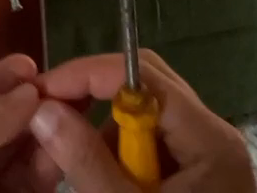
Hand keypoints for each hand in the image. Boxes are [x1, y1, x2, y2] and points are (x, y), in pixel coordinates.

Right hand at [30, 50, 255, 191]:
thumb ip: (86, 162)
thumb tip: (43, 109)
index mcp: (210, 140)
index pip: (141, 75)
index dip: (88, 74)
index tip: (44, 92)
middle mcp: (214, 136)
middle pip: (145, 85)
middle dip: (95, 98)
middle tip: (54, 115)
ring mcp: (208, 156)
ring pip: (145, 112)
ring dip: (105, 130)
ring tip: (82, 171)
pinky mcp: (198, 176)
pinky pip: (152, 142)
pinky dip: (120, 153)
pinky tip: (105, 184)